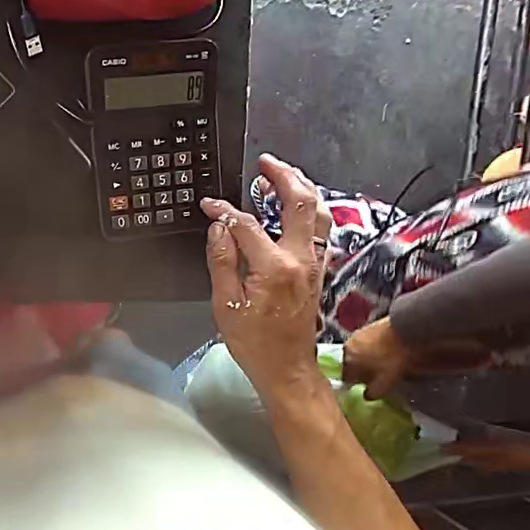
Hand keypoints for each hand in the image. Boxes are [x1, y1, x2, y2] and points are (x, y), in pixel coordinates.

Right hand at [202, 153, 327, 401]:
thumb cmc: (255, 342)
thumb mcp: (225, 304)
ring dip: (302, 188)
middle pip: (301, 202)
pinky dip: (309, 209)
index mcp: (274, 268)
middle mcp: (301, 260)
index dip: (225, 211)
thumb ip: (222, 260)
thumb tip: (219, 228)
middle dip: (283, 176)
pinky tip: (296, 206)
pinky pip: (319, 229)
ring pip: (317, 212)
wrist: (286, 367)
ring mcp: (314, 264)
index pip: (247, 224)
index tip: (209, 205)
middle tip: (266, 163)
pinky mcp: (317, 271)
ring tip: (283, 175)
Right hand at [342, 317, 415, 398]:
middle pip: (349, 363)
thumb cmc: (392, 359)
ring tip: (379, 360)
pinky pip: (364, 342)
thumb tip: (365, 397)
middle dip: (358, 369)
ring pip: (356, 352)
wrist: (404, 331)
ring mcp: (355, 336)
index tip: (364, 385)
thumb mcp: (385, 382)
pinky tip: (382, 349)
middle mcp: (346, 349)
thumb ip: (373, 392)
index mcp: (347, 364)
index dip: (354, 383)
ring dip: (364, 357)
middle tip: (374, 373)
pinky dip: (369, 347)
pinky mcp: (365, 327)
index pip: (345, 378)